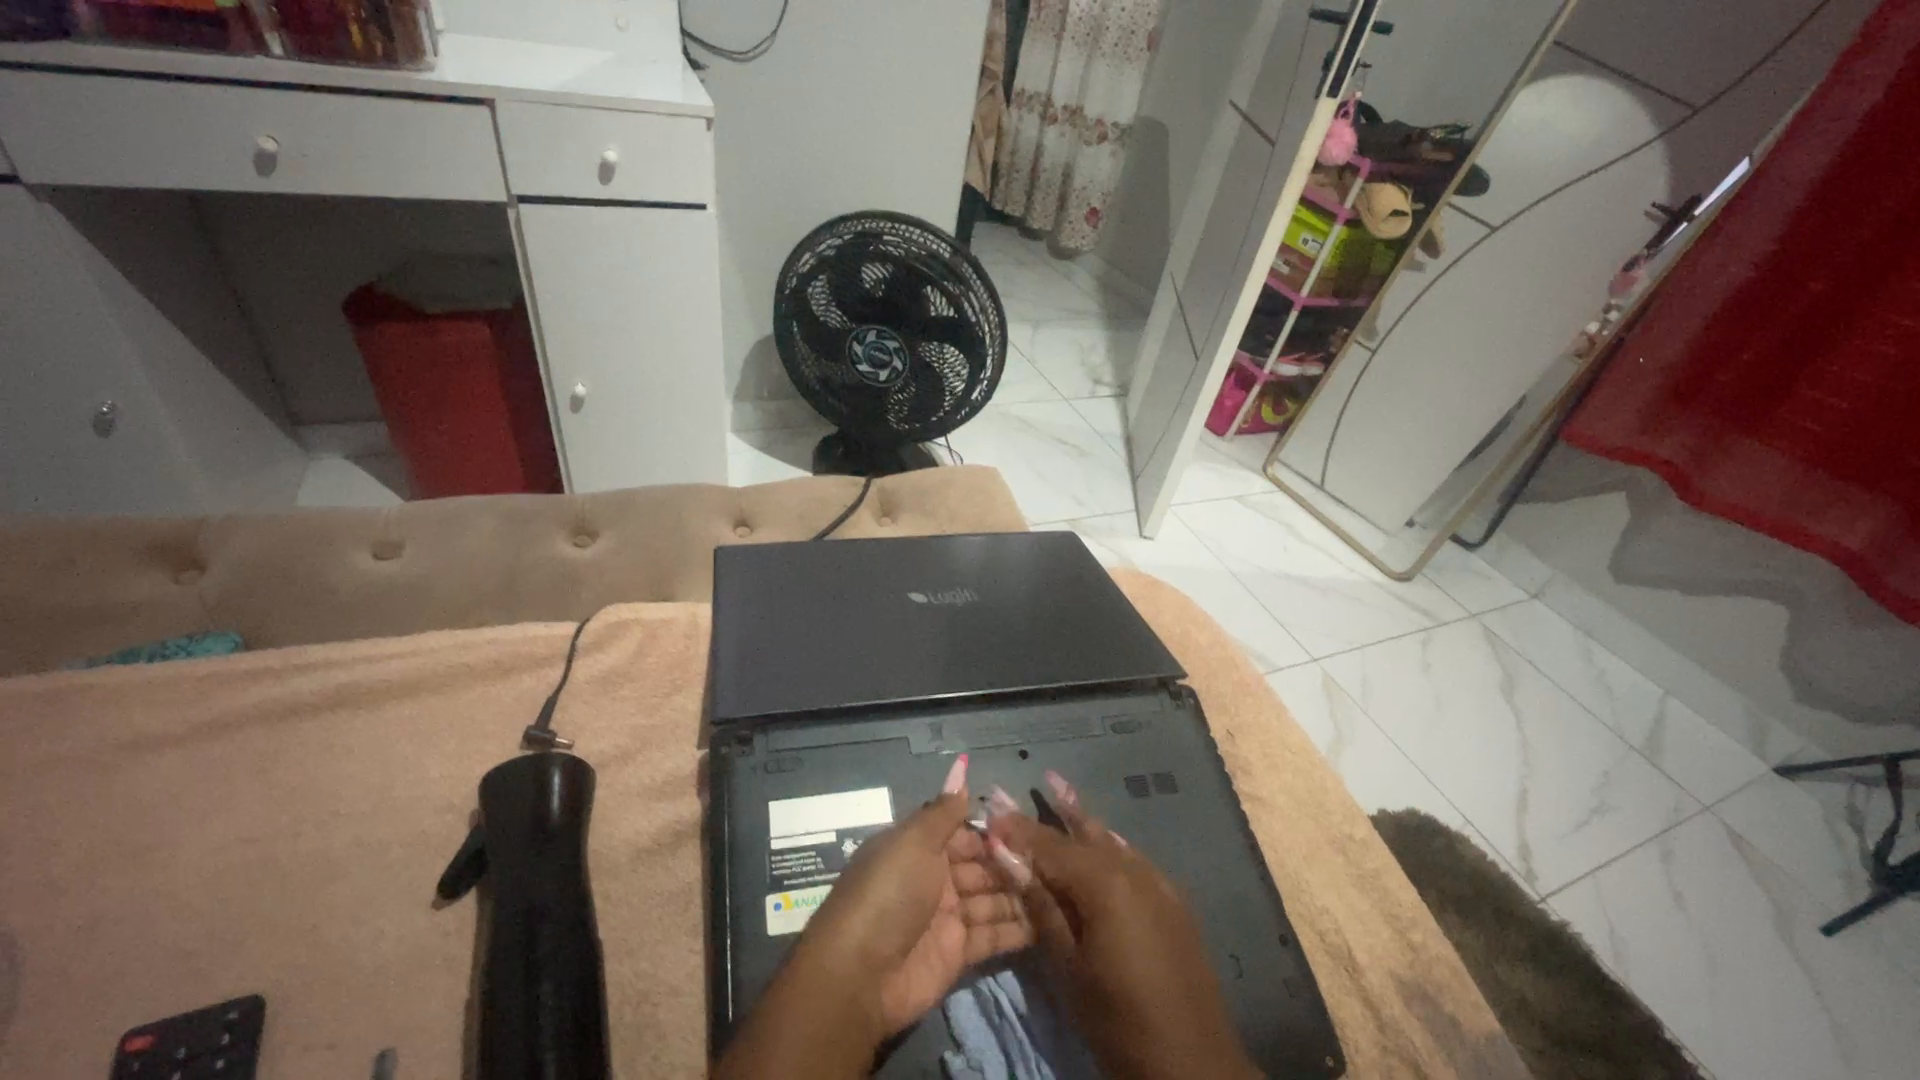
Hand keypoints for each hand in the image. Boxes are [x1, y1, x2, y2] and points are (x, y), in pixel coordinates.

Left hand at [716, 756, 1031, 1079]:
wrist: (860, 974)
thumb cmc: (887, 895)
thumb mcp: (912, 842)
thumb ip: (943, 811)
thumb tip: (960, 769)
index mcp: (918, 848)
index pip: (963, 833)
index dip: (993, 831)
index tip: (1029, 826)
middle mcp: (934, 879)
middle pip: (981, 866)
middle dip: (1013, 862)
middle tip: (1056, 860)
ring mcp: (947, 918)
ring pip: (992, 899)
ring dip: (1021, 894)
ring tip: (1062, 888)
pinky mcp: (957, 954)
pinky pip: (993, 935)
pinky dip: (1017, 929)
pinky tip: (1051, 921)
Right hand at [986, 771, 1260, 1079]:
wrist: (1191, 1058)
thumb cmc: (1116, 1016)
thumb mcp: (1067, 963)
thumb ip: (1039, 902)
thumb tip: (1006, 854)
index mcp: (1103, 883)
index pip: (1048, 845)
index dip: (1016, 828)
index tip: (989, 804)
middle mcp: (1132, 870)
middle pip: (1079, 836)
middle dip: (1045, 814)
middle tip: (1012, 792)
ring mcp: (1157, 883)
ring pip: (1109, 841)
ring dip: (1079, 818)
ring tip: (1056, 785)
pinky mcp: (1172, 900)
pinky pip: (1132, 859)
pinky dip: (1108, 844)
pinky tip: (1101, 836)